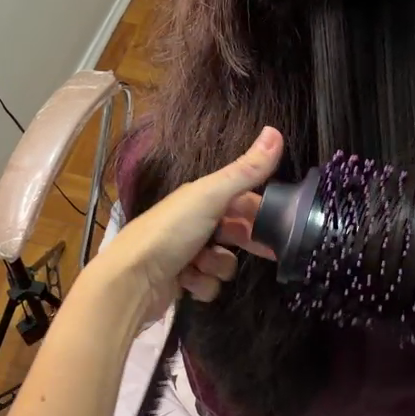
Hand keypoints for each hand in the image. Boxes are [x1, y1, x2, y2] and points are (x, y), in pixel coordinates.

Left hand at [96, 127, 281, 306]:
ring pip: (225, 261)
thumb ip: (245, 170)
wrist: (131, 278)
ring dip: (218, 266)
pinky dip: (202, 285)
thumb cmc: (171, 231)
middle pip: (236, 232)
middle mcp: (195, 222)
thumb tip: (276, 130)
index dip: (262, 211)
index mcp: (201, 197)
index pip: (243, 200)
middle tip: (263, 253)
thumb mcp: (210, 195)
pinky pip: (209, 284)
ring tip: (201, 264)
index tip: (283, 225)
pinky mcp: (182, 281)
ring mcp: (187, 252)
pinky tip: (187, 281)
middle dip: (245, 243)